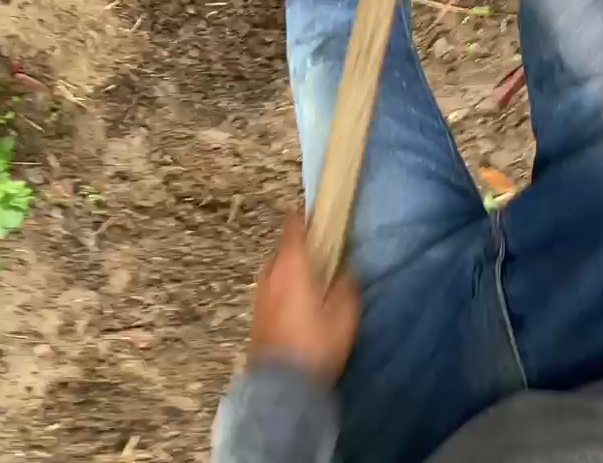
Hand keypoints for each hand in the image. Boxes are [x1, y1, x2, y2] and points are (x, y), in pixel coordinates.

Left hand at [248, 212, 360, 385]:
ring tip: (312, 279)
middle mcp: (271, 271)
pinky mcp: (256, 311)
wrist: (280, 387)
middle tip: (323, 252)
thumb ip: (346, 284)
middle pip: (285, 245)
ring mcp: (260, 291)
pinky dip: (285, 283)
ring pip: (278, 266)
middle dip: (302, 245)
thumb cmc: (315, 344)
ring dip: (292, 266)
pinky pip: (273, 285)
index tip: (320, 216)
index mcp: (292, 263)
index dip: (306, 216)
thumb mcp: (343, 315)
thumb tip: (345, 266)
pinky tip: (299, 302)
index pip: (293, 224)